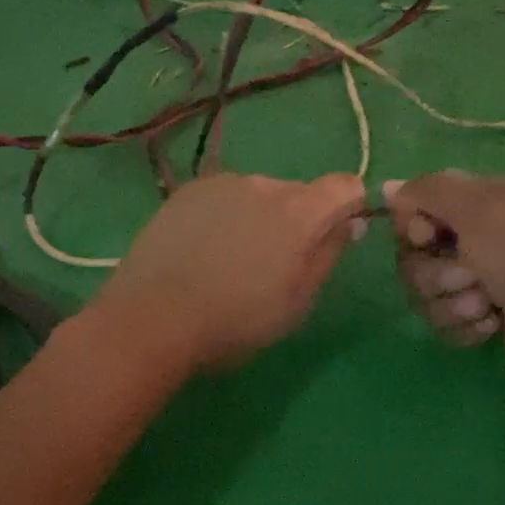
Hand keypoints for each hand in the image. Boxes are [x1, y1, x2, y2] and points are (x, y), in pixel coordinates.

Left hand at [89, 172, 367, 371]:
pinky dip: (225, 216)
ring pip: (259, 194)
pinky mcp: (188, 191)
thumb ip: (329, 254)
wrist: (154, 316)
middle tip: (275, 265)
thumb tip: (350, 222)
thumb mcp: (298, 301)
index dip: (348, 207)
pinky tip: (204, 250)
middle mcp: (264, 184)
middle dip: (299, 220)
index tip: (334, 238)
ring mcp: (222, 184)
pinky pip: (224, 197)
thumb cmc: (237, 320)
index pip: (345, 186)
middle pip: (299, 192)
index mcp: (300, 212)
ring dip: (259, 217)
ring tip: (232, 260)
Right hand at [384, 170, 504, 397]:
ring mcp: (486, 282)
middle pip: (416, 255)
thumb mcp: (481, 208)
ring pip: (428, 293)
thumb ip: (430, 191)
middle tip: (468, 276)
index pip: (420, 206)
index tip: (427, 235)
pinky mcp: (488, 321)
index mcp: (486, 202)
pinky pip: (447, 323)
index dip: (413, 224)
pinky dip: (466, 326)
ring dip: (452, 302)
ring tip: (488, 306)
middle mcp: (483, 238)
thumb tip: (388, 187)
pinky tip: (495, 325)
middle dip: (433, 271)